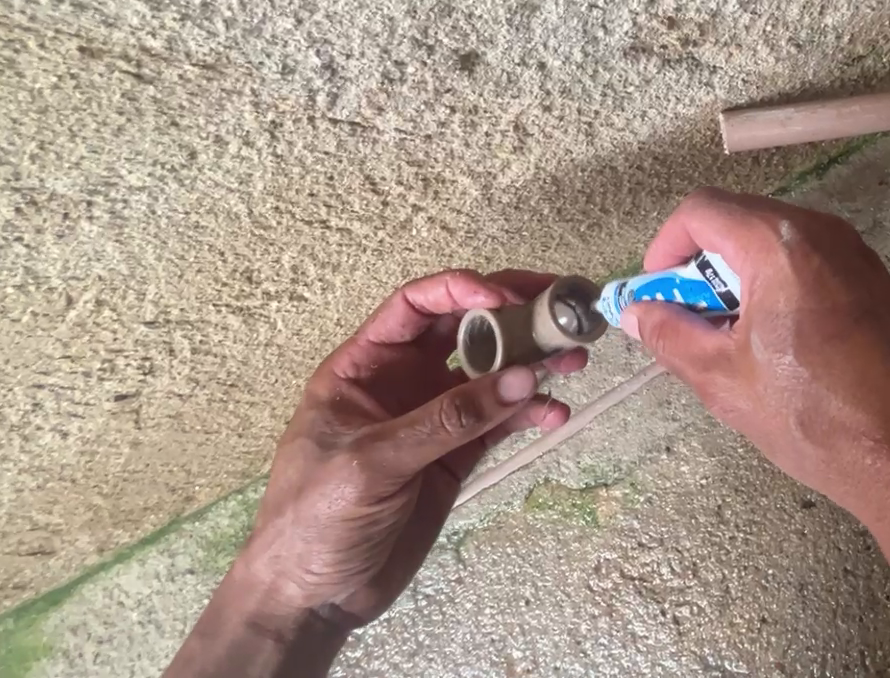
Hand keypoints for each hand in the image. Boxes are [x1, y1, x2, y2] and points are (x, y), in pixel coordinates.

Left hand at [175, 269, 586, 668]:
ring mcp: (439, 412)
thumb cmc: (315, 520)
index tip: (508, 298)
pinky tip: (555, 415)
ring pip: (496, 368)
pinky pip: (506, 416)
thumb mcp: (373, 463)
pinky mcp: (463, 448)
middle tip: (562, 307)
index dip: (462, 290)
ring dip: (537, 360)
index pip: (416, 306)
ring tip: (576, 359)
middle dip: (517, 313)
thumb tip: (524, 378)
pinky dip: (534, 411)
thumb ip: (449, 419)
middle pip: (468, 326)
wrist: (314, 600)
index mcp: (367, 366)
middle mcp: (407, 378)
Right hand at [620, 189, 889, 522]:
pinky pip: (812, 256)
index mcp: (779, 244)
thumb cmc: (814, 417)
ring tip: (735, 333)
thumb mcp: (725, 380)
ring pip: (776, 237)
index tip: (657, 293)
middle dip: (702, 261)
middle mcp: (821, 230)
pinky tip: (783, 336)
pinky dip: (780, 278)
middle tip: (692, 318)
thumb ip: (671, 335)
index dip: (666, 245)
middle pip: (739, 217)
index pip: (702, 209)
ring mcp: (856, 250)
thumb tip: (639, 310)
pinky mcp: (876, 275)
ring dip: (741, 271)